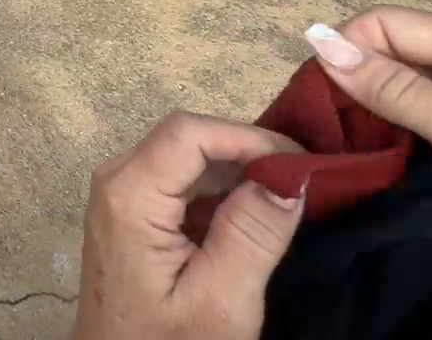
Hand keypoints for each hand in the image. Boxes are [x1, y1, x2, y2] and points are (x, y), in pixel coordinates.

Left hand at [72, 112, 306, 339]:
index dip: (247, 136)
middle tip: (315, 178)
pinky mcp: (132, 209)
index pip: (186, 132)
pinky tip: (262, 209)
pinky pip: (179, 181)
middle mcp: (116, 177)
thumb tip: (289, 176)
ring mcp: (121, 191)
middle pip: (184, 138)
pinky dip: (222, 187)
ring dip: (239, 167)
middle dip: (248, 149)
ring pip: (184, 157)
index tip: (308, 163)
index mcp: (128, 191)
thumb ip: (250, 234)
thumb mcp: (220, 300)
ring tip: (300, 191)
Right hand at [307, 7, 431, 283]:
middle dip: (360, 81)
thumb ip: (401, 93)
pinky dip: (412, 126)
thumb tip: (320, 42)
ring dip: (384, 107)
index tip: (327, 104)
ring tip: (369, 148)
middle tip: (342, 134)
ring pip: (416, 80)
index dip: (346, 53)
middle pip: (400, 49)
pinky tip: (405, 156)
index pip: (387, 24)